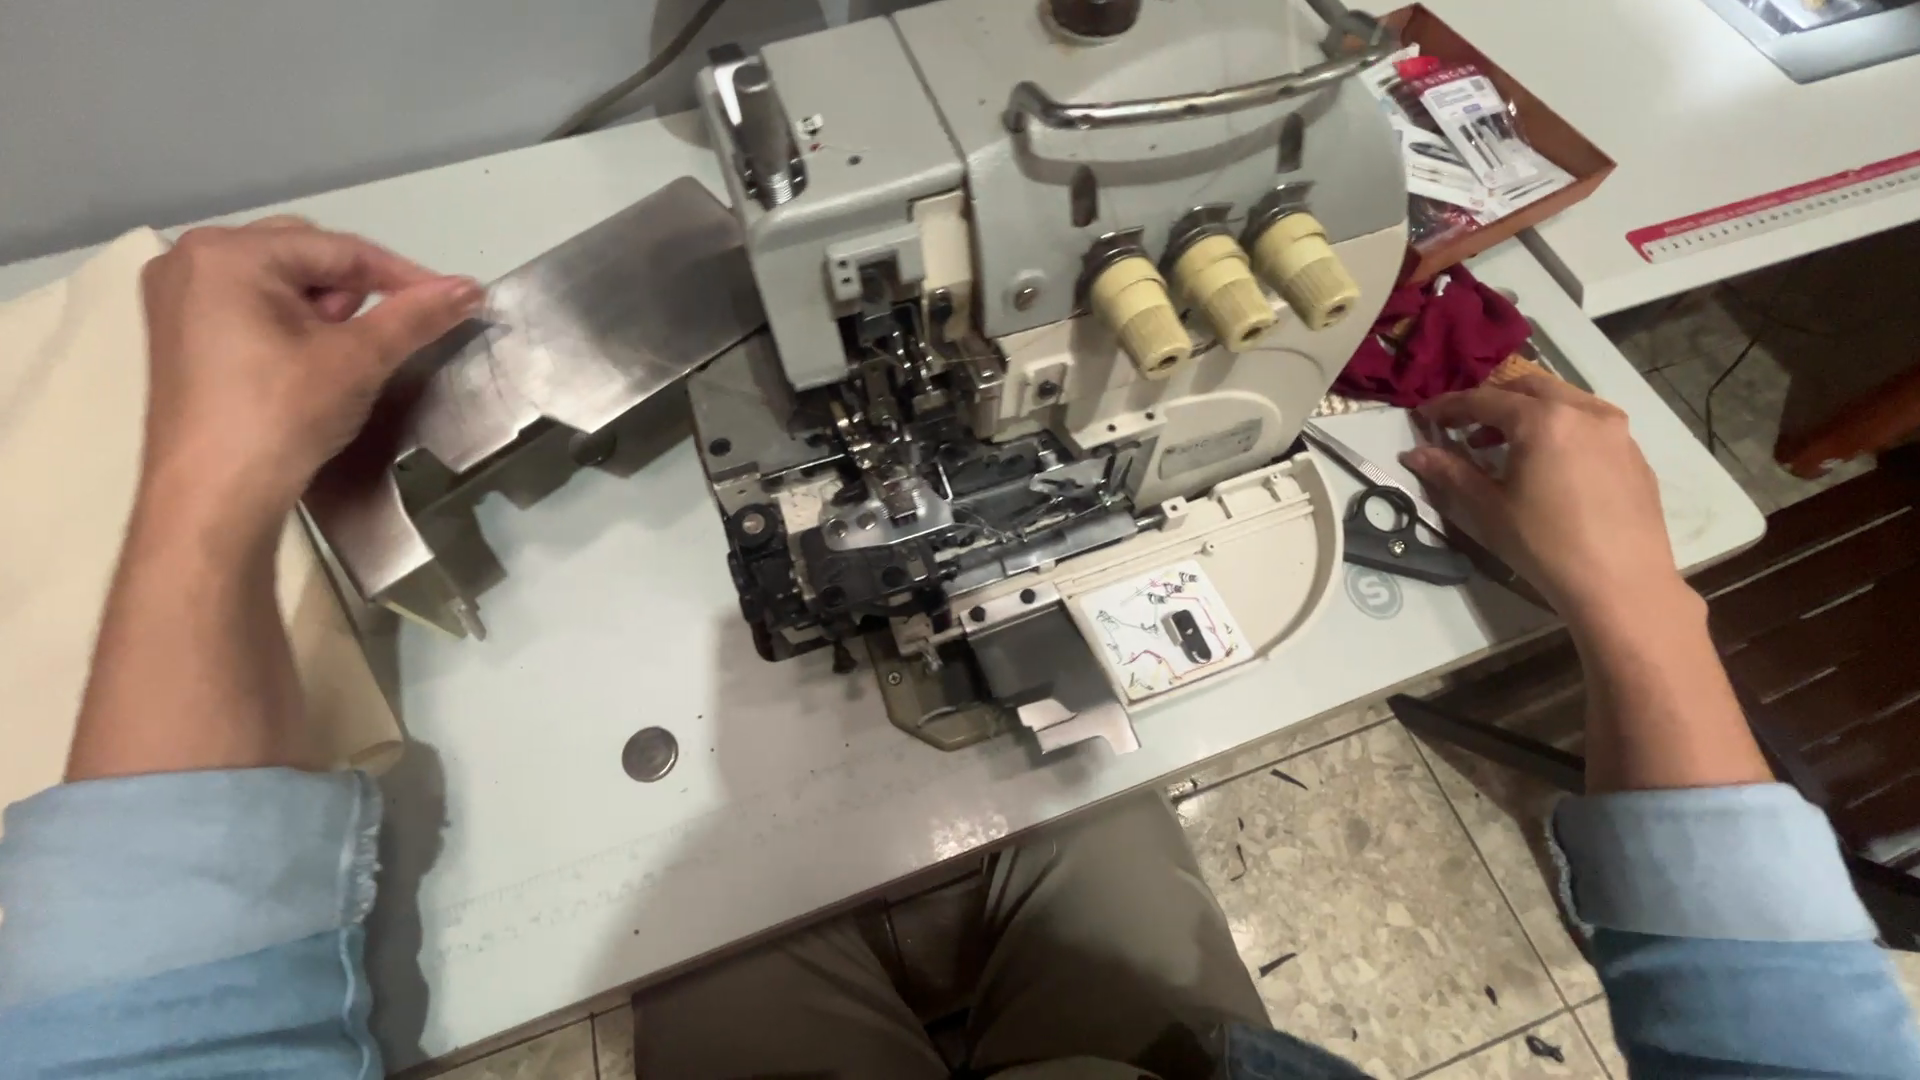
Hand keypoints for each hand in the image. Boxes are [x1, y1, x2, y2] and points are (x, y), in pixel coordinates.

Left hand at [138, 217, 483, 536]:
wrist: (218, 488)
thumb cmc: (285, 412)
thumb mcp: (361, 358)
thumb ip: (417, 316)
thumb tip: (472, 288)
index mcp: (229, 253)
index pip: (342, 250)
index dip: (406, 276)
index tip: (455, 301)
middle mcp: (192, 258)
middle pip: (308, 255)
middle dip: (362, 289)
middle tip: (392, 330)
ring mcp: (180, 294)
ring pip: (284, 279)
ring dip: (332, 306)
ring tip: (350, 350)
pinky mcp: (183, 328)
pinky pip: (257, 302)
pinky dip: (298, 320)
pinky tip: (314, 357)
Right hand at [1399, 375, 1681, 623]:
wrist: (1620, 581)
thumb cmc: (1543, 542)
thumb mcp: (1487, 506)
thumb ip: (1450, 472)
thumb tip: (1414, 453)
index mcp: (1544, 421)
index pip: (1485, 400)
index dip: (1450, 406)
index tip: (1425, 416)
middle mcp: (1585, 412)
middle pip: (1529, 387)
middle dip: (1491, 400)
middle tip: (1463, 425)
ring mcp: (1617, 431)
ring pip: (1564, 400)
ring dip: (1526, 412)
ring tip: (1501, 445)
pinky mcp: (1634, 453)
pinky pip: (1588, 424)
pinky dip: (1558, 428)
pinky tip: (1544, 462)